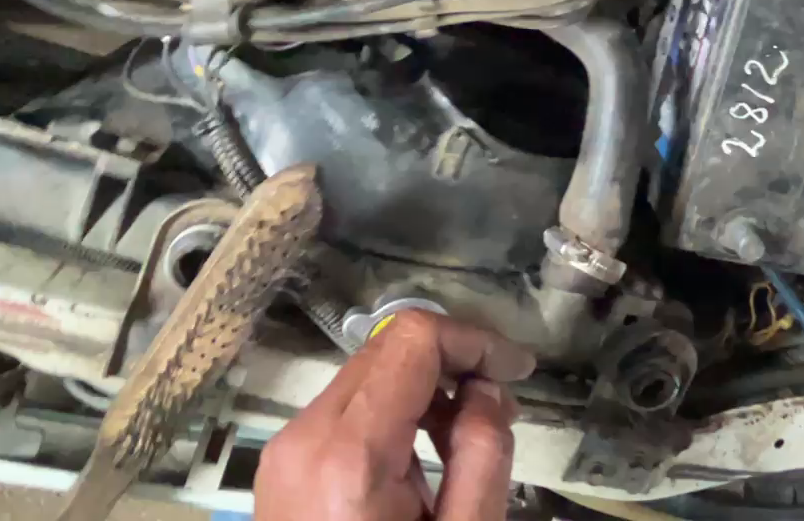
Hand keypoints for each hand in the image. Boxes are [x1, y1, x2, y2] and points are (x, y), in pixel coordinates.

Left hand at [256, 311, 536, 520]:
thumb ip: (483, 454)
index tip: (520, 369)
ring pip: (370, 371)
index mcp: (350, 454)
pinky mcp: (284, 464)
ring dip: (427, 384)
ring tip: (470, 433)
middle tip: (502, 403)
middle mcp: (306, 434)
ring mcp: (286, 448)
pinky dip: (396, 409)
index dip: (474, 339)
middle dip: (454, 360)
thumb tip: (485, 391)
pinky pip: (350, 406)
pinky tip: (424, 453)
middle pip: (390, 347)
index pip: (413, 339)